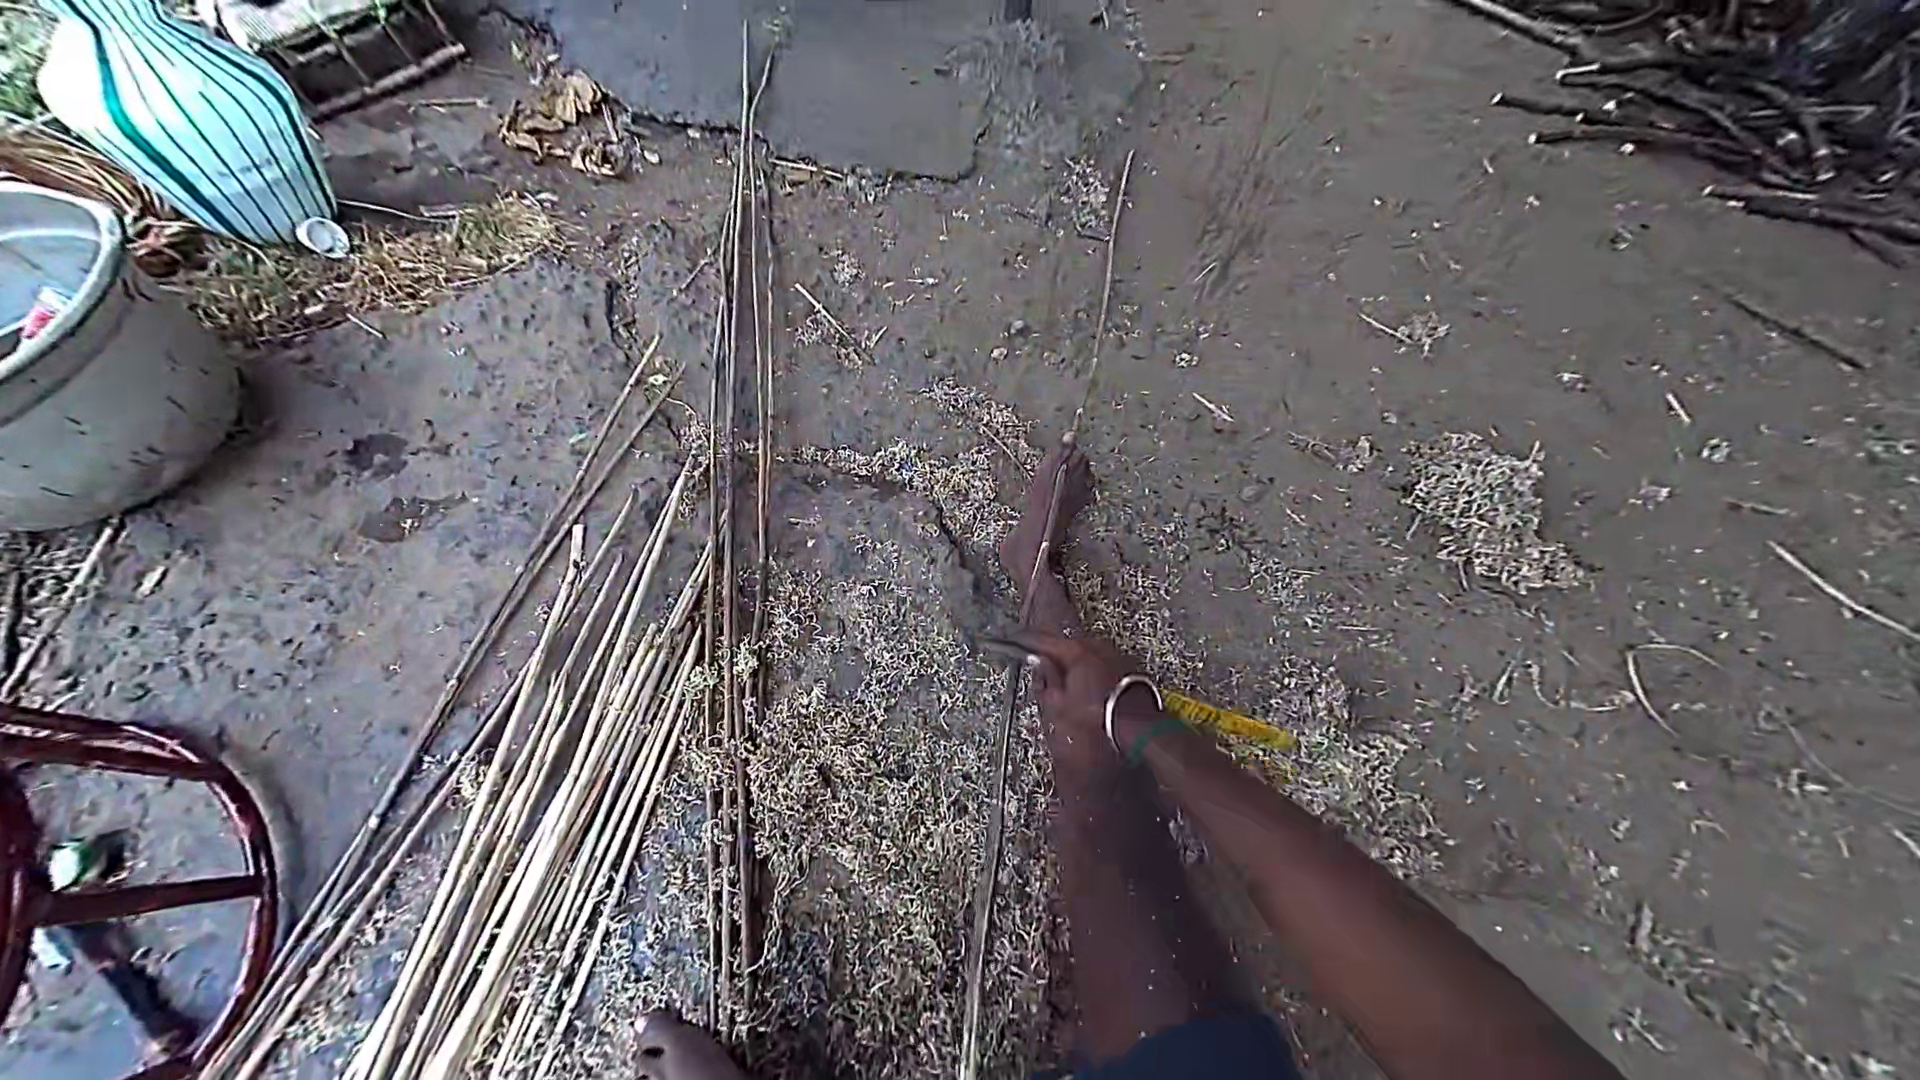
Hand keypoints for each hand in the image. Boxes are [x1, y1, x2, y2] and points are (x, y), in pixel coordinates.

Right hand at [1011, 631, 1152, 756]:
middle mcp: (1095, 646)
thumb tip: (1040, 667)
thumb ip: (1046, 681)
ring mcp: (1112, 654)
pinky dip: (1090, 668)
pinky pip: (1099, 661)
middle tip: (1041, 664)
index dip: (1029, 642)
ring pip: (1085, 653)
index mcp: (1076, 652)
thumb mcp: (1061, 703)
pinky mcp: (1125, 664)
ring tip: (1066, 680)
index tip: (1018, 640)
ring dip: (1073, 662)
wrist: (1135, 722)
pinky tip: (1087, 684)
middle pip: (1066, 646)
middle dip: (1053, 655)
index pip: (1045, 641)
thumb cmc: (1099, 712)